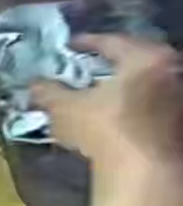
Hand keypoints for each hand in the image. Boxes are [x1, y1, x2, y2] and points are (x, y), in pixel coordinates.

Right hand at [32, 34, 182, 188]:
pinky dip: (135, 93)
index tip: (68, 44)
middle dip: (110, 59)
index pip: (113, 41)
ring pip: (149, 75)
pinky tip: (115, 103)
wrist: (148, 164)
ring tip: (98, 85)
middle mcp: (175, 67)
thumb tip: (36, 82)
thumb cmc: (104, 127)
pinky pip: (156, 93)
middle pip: (138, 56)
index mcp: (147, 59)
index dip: (86, 42)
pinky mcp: (179, 112)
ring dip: (123, 78)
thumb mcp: (62, 107)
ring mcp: (181, 90)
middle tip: (85, 62)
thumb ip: (47, 91)